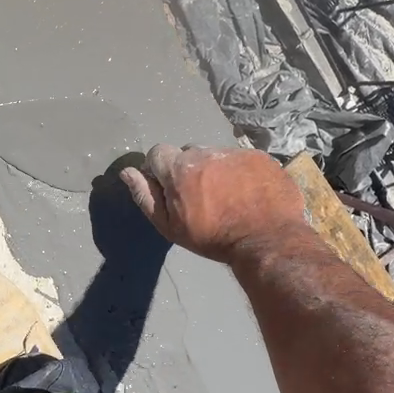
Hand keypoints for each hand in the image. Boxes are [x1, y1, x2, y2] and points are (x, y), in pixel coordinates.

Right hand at [119, 144, 308, 262]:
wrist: (267, 240)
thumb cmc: (211, 238)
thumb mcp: (169, 225)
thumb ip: (145, 196)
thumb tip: (127, 172)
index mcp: (178, 168)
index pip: (157, 152)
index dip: (159, 168)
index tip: (168, 188)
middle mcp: (204, 152)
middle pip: (188, 152)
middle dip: (189, 168)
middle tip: (200, 195)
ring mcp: (235, 153)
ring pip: (215, 155)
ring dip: (215, 169)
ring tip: (227, 195)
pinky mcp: (260, 157)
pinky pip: (241, 159)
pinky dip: (240, 172)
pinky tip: (247, 193)